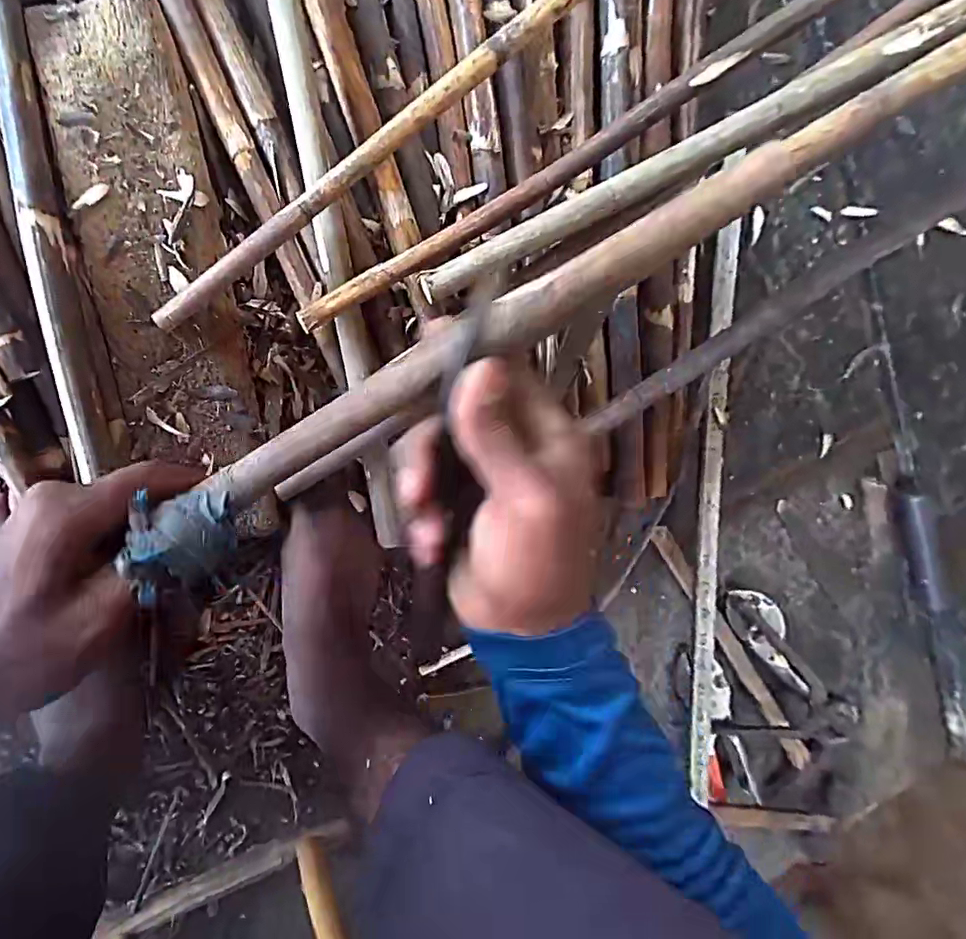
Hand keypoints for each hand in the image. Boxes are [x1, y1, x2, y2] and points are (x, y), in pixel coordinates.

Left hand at [0, 462, 201, 722]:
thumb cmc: (17, 657)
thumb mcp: (92, 626)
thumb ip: (143, 573)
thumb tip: (182, 538)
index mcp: (63, 511)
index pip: (139, 479)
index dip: (184, 482)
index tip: (216, 491)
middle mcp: (45, 496)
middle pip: (122, 495)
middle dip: (160, 517)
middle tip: (190, 552)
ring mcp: (28, 509)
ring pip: (102, 510)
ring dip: (132, 533)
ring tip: (154, 572)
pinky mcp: (22, 526)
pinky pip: (79, 522)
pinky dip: (105, 539)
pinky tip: (112, 573)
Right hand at [396, 358, 599, 636]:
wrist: (519, 630)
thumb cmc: (538, 564)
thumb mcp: (524, 499)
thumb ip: (496, 434)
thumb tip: (481, 367)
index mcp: (548, 436)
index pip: (507, 375)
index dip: (468, 354)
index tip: (428, 336)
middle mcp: (513, 444)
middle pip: (450, 415)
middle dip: (426, 453)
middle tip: (418, 491)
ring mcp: (480, 471)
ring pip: (428, 450)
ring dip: (419, 490)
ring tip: (427, 529)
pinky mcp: (454, 497)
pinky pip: (422, 484)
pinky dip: (420, 515)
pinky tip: (430, 544)